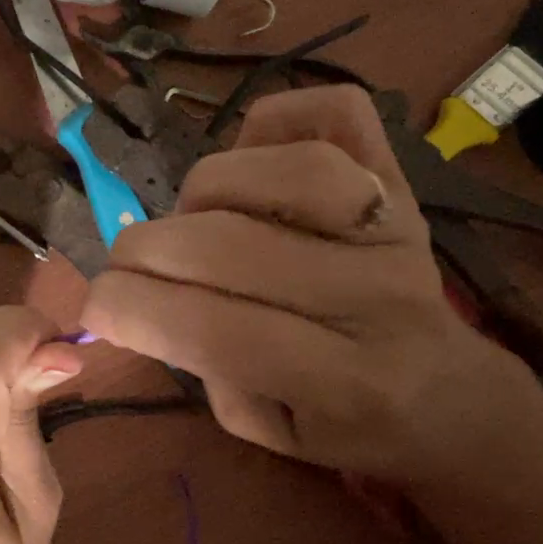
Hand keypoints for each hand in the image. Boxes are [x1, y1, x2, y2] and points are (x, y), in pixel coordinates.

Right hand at [81, 86, 542, 488]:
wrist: (448, 396)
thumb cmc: (341, 422)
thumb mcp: (262, 428)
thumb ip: (197, 365)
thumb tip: (132, 293)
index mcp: (346, 380)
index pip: (216, 329)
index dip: (130, 308)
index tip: (95, 306)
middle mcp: (380, 296)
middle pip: (231, 245)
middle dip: (142, 253)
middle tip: (127, 268)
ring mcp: (395, 226)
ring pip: (288, 170)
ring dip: (205, 190)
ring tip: (192, 219)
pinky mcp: (399, 178)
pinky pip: (336, 115)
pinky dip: (273, 120)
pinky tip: (246, 159)